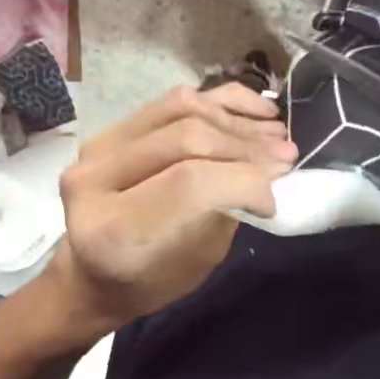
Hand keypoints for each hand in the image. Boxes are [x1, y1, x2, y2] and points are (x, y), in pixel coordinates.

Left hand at [45, 83, 296, 333]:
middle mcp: (96, 178)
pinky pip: (175, 98)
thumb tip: (273, 164)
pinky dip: (222, 100)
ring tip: (277, 135)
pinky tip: (258, 111)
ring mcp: (100, 144)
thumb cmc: (149, 281)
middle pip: (189, 138)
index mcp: (114, 229)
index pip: (192, 182)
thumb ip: (228, 210)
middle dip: (248, 147)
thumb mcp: (196, 262)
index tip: (273, 196)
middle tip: (286, 159)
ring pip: (184, 107)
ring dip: (239, 121)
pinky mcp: (113, 128)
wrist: (92, 273)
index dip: (245, 181)